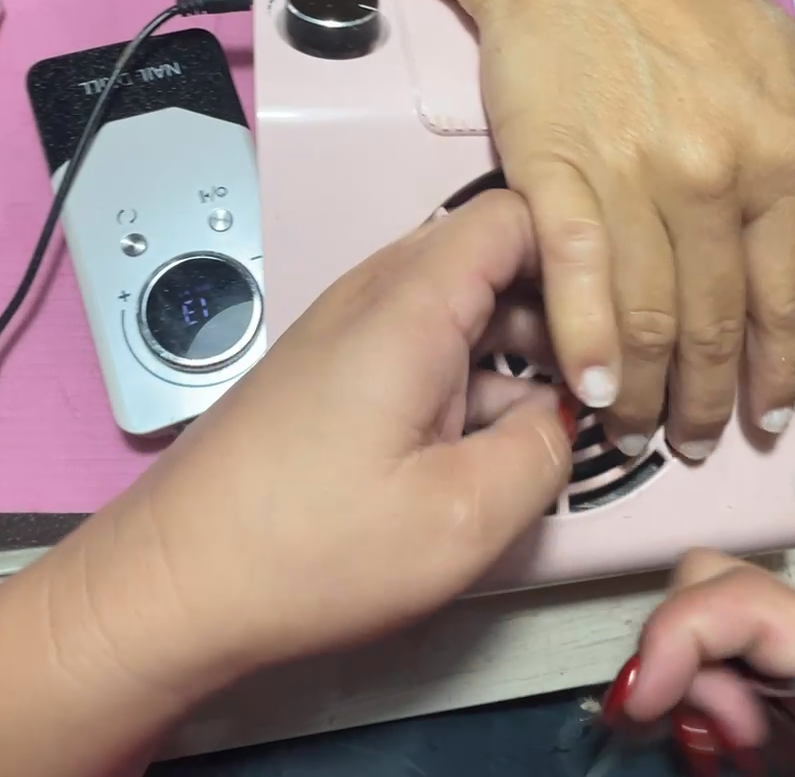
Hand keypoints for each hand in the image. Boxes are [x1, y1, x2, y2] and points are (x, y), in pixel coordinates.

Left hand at [77, 191, 574, 690]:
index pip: (517, 215)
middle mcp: (382, 291)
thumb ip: (543, 451)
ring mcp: (358, 327)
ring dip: (524, 353)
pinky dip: (478, 379)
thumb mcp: (461, 517)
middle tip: (607, 384)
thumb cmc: (310, 548)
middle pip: (498, 258)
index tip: (620, 323)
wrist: (174, 581)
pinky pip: (433, 345)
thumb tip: (567, 414)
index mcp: (412, 301)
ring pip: (469, 306)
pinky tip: (499, 441)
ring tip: (565, 423)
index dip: (581, 253)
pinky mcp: (346, 366)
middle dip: (563, 313)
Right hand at [475, 0, 794, 458]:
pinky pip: (577, 273)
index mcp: (774, 154)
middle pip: (717, 320)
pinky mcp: (555, 174)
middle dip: (710, 397)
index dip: (780, 367)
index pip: (789, 291)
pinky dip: (587, 339)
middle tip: (697, 443)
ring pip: (652, 313)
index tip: (767, 418)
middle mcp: (712, 179)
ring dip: (652, 390)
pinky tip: (595, 391)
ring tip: (642, 435)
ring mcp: (631, 180)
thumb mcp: (789, 50)